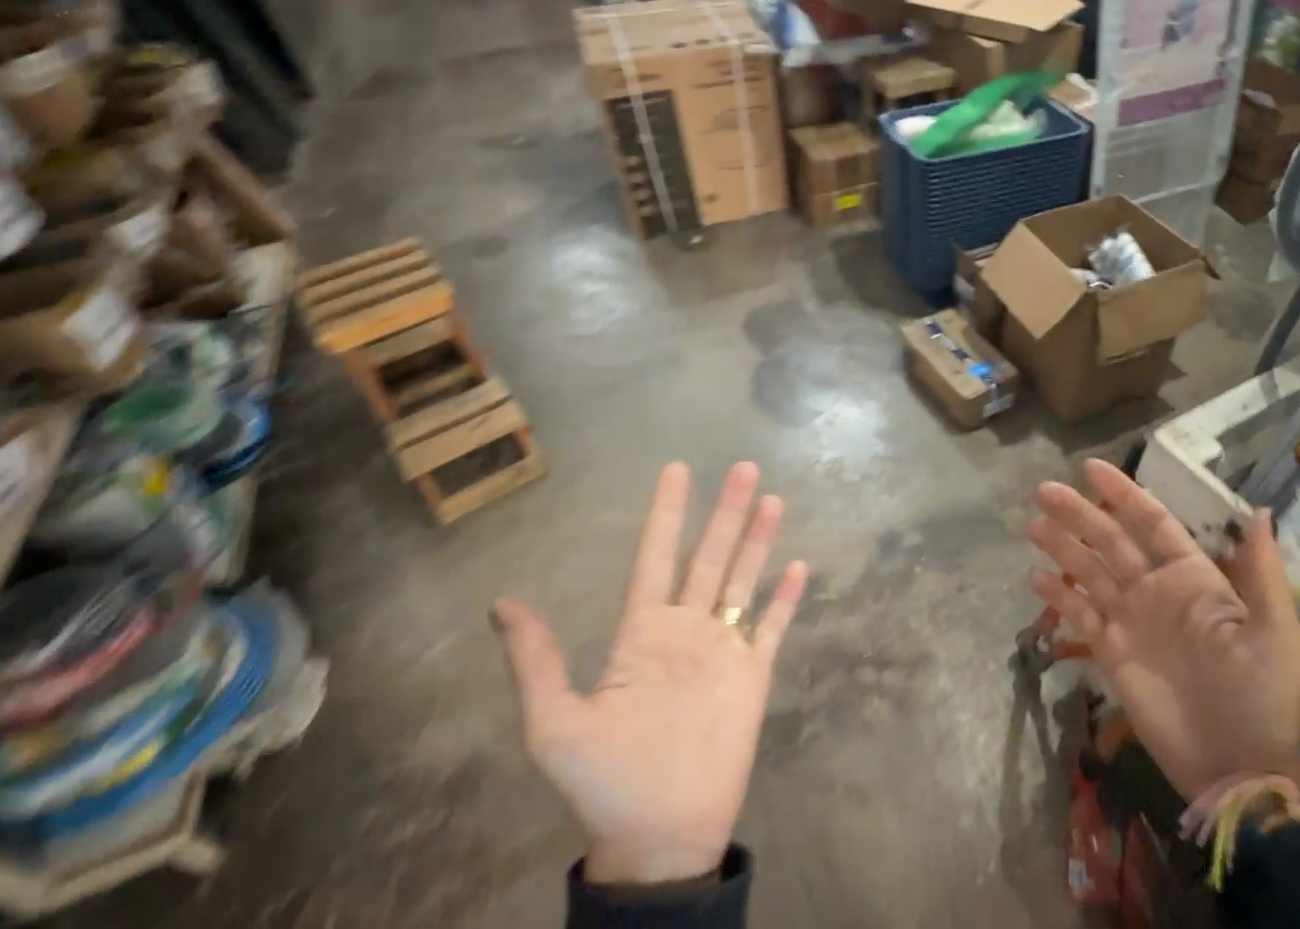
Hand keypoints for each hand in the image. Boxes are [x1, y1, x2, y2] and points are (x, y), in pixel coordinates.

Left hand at [491, 462, 807, 883]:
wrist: (658, 833)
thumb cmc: (604, 780)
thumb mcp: (554, 723)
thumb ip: (536, 660)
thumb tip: (501, 602)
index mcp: (641, 633)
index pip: (655, 558)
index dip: (666, 515)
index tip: (675, 471)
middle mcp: (685, 630)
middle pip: (709, 558)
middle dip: (724, 512)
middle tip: (742, 466)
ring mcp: (722, 651)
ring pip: (743, 581)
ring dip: (757, 541)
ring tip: (771, 498)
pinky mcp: (752, 677)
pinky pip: (771, 628)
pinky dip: (785, 599)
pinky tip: (797, 566)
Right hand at [1028, 459, 1299, 799]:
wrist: (1235, 764)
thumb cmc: (1259, 693)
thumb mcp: (1274, 630)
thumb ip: (1260, 571)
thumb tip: (1260, 511)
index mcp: (1194, 578)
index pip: (1152, 524)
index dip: (1123, 495)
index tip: (1091, 468)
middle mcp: (1157, 591)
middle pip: (1110, 542)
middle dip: (1079, 515)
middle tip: (1043, 491)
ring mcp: (1131, 621)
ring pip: (1090, 573)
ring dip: (1063, 548)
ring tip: (1033, 525)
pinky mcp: (1110, 653)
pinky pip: (1080, 616)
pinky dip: (1059, 596)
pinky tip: (1035, 577)